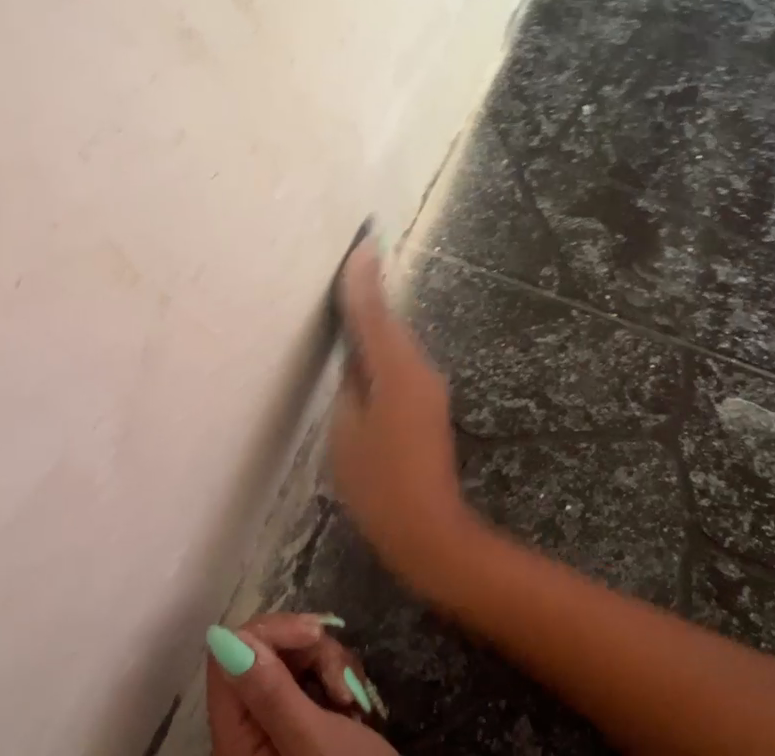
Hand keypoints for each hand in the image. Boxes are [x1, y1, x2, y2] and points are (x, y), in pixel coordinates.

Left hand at [205, 613, 396, 755]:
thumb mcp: (316, 744)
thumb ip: (272, 693)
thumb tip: (224, 637)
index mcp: (235, 742)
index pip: (228, 659)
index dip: (270, 633)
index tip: (316, 634)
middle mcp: (247, 732)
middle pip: (261, 654)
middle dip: (309, 652)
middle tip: (344, 681)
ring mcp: (274, 728)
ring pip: (290, 660)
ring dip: (329, 665)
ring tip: (354, 698)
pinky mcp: (300, 725)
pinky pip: (309, 677)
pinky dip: (335, 678)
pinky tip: (355, 704)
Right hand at [329, 238, 473, 590]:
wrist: (428, 531)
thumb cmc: (378, 485)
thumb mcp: (347, 433)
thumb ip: (351, 386)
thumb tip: (356, 361)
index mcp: (397, 372)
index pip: (374, 316)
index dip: (363, 282)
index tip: (361, 244)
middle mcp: (419, 371)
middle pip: (388, 326)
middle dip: (367, 298)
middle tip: (346, 267)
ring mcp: (428, 389)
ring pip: (395, 346)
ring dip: (373, 326)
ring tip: (347, 304)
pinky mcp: (427, 406)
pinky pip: (398, 366)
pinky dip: (380, 354)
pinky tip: (362, 356)